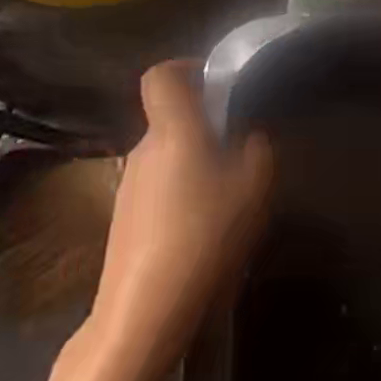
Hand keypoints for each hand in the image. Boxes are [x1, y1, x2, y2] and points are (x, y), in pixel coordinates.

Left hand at [89, 58, 272, 349]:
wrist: (143, 311)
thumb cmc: (204, 234)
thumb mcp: (253, 186)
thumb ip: (257, 148)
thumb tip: (248, 135)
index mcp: (172, 129)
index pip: (160, 76)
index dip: (185, 68)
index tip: (216, 82)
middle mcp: (143, 148)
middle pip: (170, 118)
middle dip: (204, 124)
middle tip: (241, 146)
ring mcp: (128, 185)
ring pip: (167, 154)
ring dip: (195, 162)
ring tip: (228, 194)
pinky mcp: (123, 218)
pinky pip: (158, 186)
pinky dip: (181, 192)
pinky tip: (203, 226)